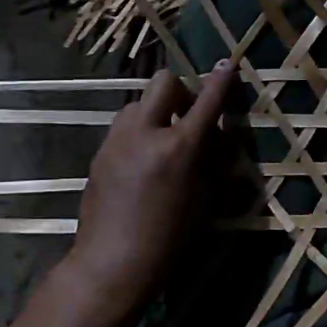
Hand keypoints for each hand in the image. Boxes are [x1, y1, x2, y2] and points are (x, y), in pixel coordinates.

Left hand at [65, 62, 235, 303]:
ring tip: (163, 138)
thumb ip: (213, 160)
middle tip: (189, 116)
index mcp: (179, 148)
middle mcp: (146, 133)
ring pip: (139, 101)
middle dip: (182, 91)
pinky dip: (139, 129)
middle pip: (165, 82)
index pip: (206, 102)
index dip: (220, 81)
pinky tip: (142, 159)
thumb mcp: (205, 200)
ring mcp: (117, 139)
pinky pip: (124, 124)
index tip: (226, 64)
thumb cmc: (171, 239)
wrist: (113, 262)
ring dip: (157, 110)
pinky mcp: (100, 151)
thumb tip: (219, 132)